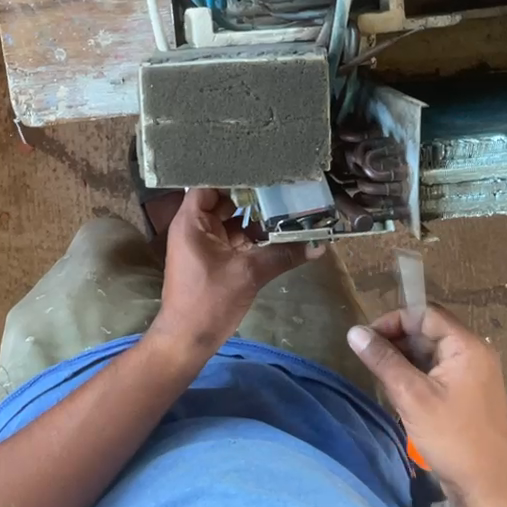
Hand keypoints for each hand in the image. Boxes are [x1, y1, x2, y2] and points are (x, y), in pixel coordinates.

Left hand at [147, 188, 318, 355]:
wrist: (187, 340)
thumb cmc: (208, 302)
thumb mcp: (248, 274)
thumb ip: (283, 254)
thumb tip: (318, 245)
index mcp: (191, 221)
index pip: (208, 183)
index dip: (232, 174)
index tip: (261, 166)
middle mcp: (194, 226)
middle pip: (223, 199)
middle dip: (251, 193)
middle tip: (282, 183)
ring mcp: (204, 242)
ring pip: (231, 218)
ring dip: (255, 215)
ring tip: (287, 202)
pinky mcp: (213, 257)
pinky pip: (234, 237)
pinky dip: (253, 234)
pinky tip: (278, 230)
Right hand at [347, 304, 506, 505]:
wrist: (491, 490)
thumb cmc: (453, 438)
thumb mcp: (411, 396)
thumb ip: (383, 360)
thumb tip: (354, 331)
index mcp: (467, 347)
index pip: (425, 314)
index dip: (393, 320)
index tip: (367, 340)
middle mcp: (475, 354)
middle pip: (429, 331)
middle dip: (397, 341)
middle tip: (371, 361)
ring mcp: (476, 376)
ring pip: (432, 353)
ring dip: (405, 360)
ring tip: (383, 379)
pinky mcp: (472, 396)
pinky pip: (439, 372)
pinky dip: (418, 376)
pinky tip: (401, 394)